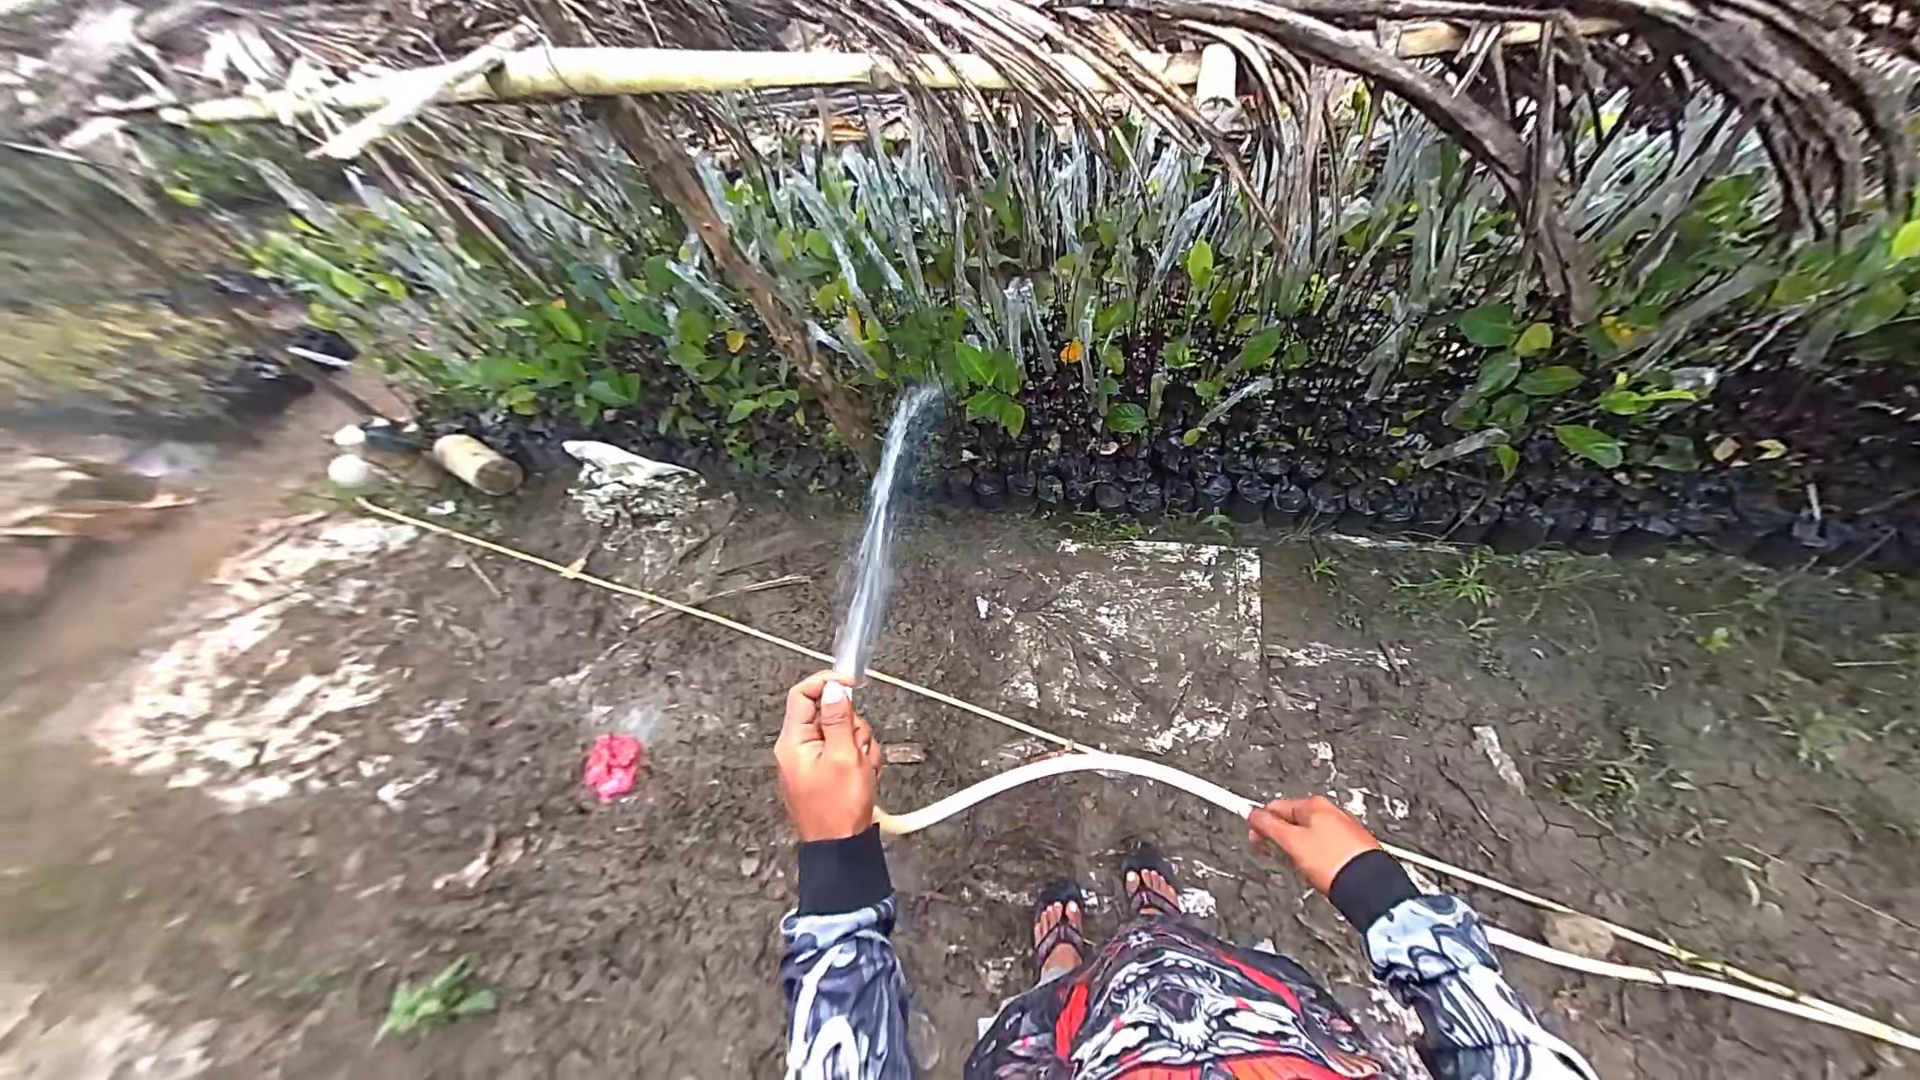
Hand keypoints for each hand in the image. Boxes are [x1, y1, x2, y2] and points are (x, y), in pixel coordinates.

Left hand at [775, 671, 881, 841]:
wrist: (842, 848)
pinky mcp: (826, 769)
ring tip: (861, 767)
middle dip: (851, 725)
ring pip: (843, 730)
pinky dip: (859, 758)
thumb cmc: (838, 810)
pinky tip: (862, 774)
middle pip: (829, 712)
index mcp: (794, 741)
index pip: (803, 694)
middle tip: (856, 746)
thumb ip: (838, 718)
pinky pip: (847, 749)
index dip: (827, 683)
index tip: (850, 685)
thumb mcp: (843, 756)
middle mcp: (799, 748)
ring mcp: (813, 760)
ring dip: (859, 744)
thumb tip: (833, 689)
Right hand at [1247, 796, 1380, 893]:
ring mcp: (1347, 832)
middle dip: (1282, 840)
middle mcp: (1333, 813)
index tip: (1255, 840)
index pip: (1275, 808)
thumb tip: (1251, 813)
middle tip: (1281, 857)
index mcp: (1315, 805)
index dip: (1261, 825)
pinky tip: (1322, 874)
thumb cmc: (1335, 864)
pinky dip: (1319, 861)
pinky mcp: (1357, 851)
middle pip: (1293, 822)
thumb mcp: (1291, 842)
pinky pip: (1328, 851)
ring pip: (1310, 838)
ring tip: (1305, 869)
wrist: (1375, 892)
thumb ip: (1267, 825)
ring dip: (1300, 852)